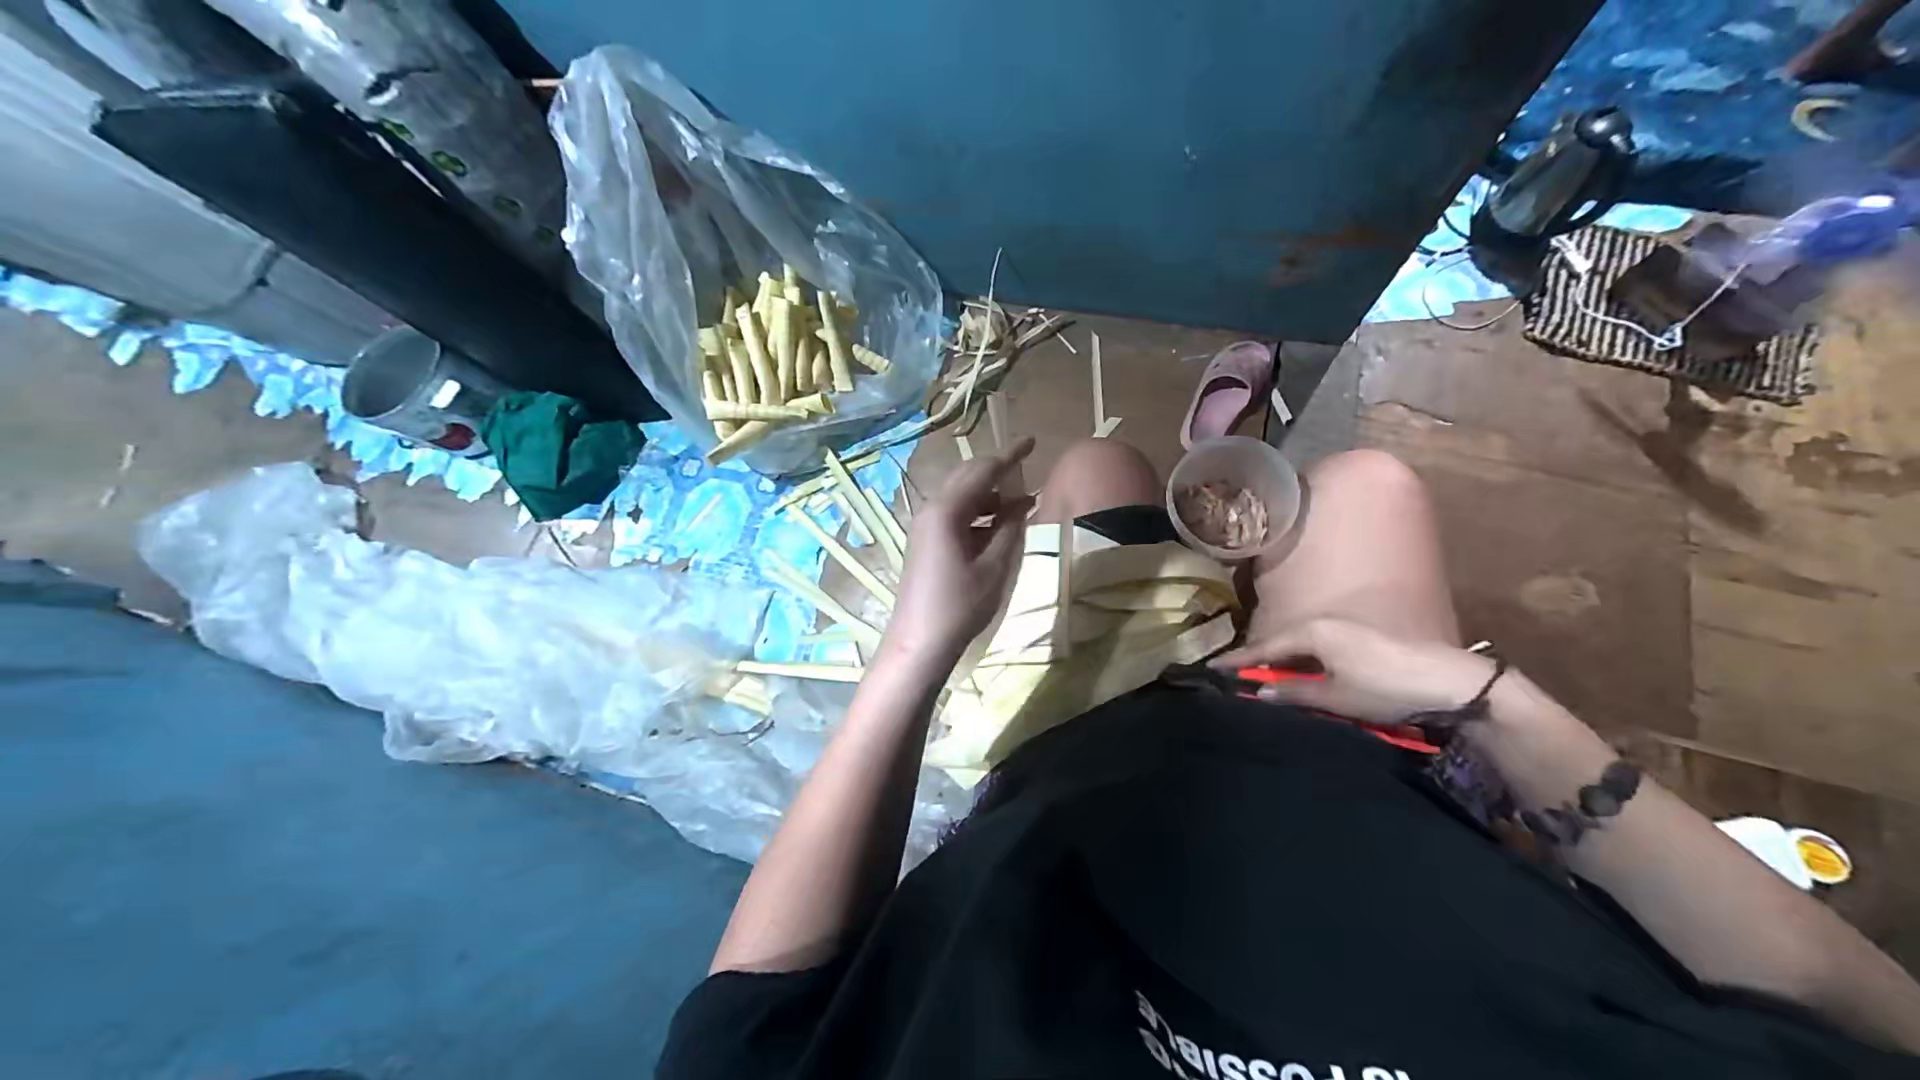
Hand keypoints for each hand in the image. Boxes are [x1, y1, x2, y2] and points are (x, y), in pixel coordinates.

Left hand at [881, 438, 1035, 665]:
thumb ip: (1010, 528)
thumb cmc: (960, 605)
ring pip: (961, 496)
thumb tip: (1024, 502)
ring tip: (1021, 504)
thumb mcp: (994, 566)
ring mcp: (924, 526)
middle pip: (968, 477)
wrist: (919, 642)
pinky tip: (998, 526)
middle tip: (1028, 469)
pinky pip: (954, 514)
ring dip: (990, 495)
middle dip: (999, 472)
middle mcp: (930, 510)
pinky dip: (978, 513)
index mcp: (946, 510)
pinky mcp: (925, 541)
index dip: (1010, 455)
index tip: (1033, 441)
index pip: (983, 470)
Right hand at [1210, 618, 1494, 726]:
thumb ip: (1294, 693)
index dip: (1237, 661)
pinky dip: (1301, 663)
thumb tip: (1260, 691)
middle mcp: (1323, 623)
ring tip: (1262, 681)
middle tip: (1234, 678)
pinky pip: (1317, 649)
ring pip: (1299, 647)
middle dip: (1257, 662)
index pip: (1263, 648)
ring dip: (1281, 664)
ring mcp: (1343, 629)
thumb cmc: (1387, 687)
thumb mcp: (1337, 696)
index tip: (1211, 668)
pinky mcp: (1360, 640)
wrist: (1453, 682)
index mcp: (1311, 631)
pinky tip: (1298, 677)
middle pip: (1280, 644)